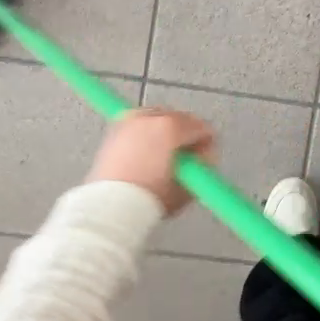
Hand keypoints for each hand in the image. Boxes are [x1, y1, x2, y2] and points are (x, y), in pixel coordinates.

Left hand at [85, 108, 214, 215]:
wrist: (111, 203)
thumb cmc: (149, 196)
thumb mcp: (188, 185)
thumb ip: (204, 165)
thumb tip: (207, 156)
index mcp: (172, 127)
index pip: (202, 127)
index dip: (206, 143)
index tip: (204, 157)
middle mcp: (151, 117)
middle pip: (181, 119)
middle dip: (185, 135)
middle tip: (183, 158)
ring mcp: (132, 120)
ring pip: (159, 118)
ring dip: (165, 133)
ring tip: (162, 157)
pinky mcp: (117, 127)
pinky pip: (140, 124)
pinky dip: (147, 133)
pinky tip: (145, 154)